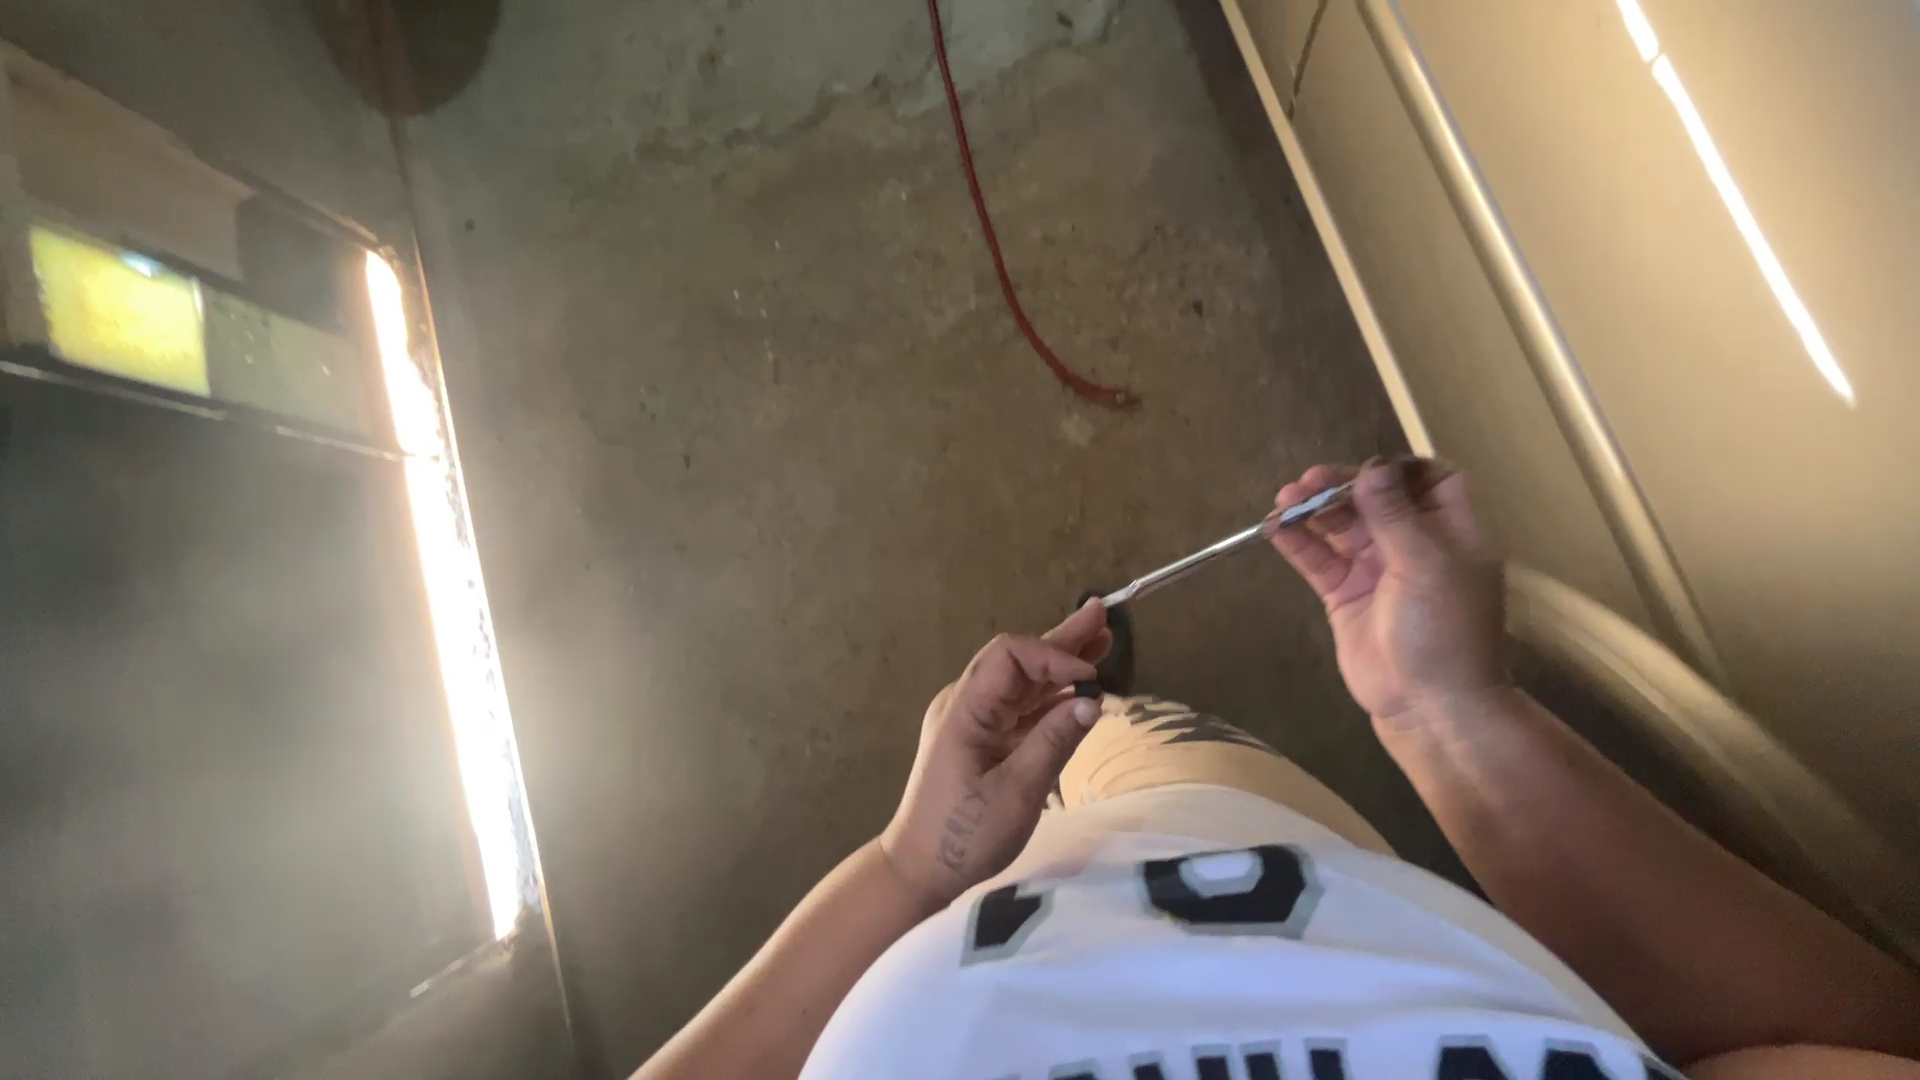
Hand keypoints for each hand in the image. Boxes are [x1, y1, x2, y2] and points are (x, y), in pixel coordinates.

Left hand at [878, 600, 1111, 906]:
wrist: (919, 868)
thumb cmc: (964, 835)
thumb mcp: (1016, 794)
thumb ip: (1053, 742)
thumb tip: (1095, 702)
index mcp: (965, 709)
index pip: (1010, 657)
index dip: (1052, 655)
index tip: (1091, 676)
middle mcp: (966, 703)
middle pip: (1017, 660)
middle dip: (1061, 640)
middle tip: (1101, 616)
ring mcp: (973, 719)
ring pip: (1021, 680)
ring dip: (1060, 663)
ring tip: (1101, 641)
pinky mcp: (982, 737)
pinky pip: (1019, 705)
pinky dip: (1051, 694)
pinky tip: (1079, 687)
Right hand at [1270, 457, 1507, 727]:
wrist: (1428, 702)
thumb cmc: (1443, 628)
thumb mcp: (1425, 563)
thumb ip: (1394, 514)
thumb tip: (1370, 467)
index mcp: (1448, 531)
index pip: (1429, 481)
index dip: (1398, 469)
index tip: (1364, 469)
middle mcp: (1410, 544)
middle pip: (1373, 499)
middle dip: (1340, 486)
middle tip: (1307, 482)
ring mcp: (1374, 569)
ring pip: (1339, 526)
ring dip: (1312, 511)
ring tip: (1284, 501)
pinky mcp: (1343, 593)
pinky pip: (1316, 559)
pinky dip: (1296, 543)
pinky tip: (1274, 529)